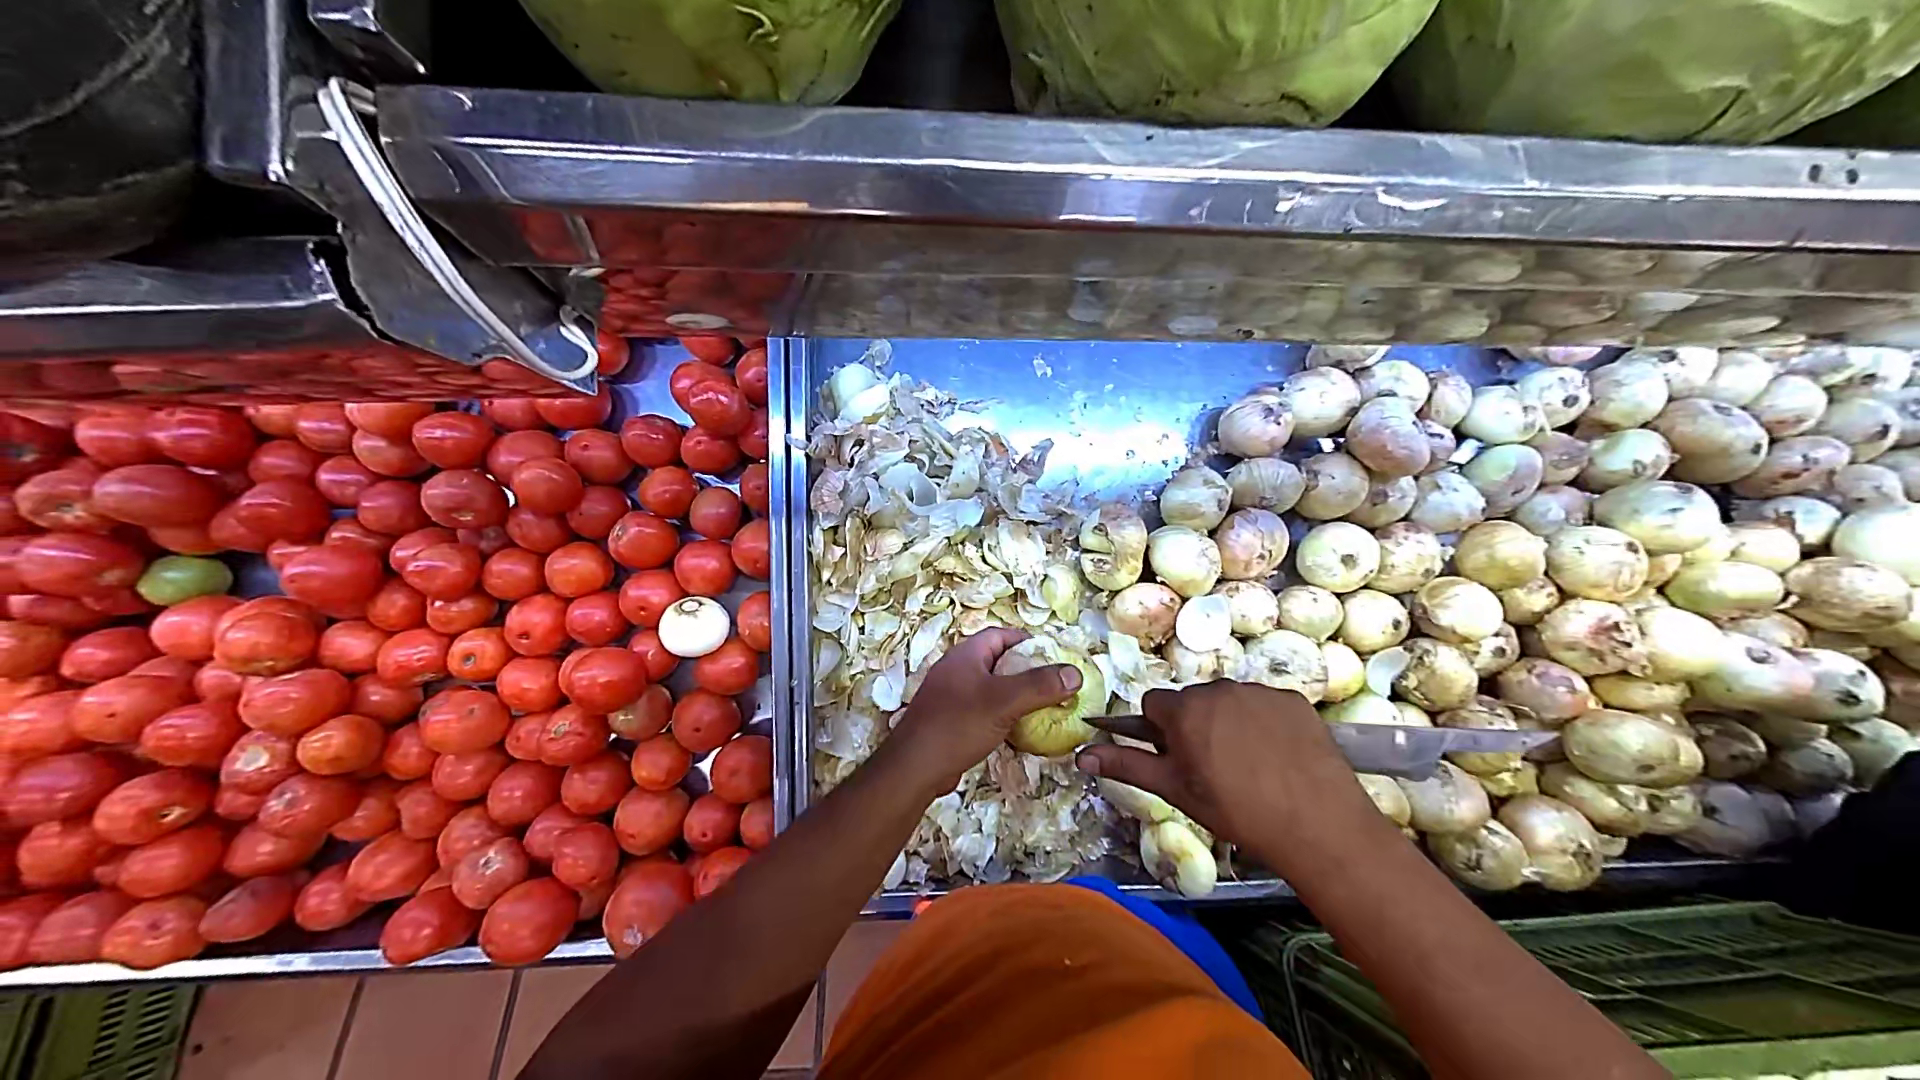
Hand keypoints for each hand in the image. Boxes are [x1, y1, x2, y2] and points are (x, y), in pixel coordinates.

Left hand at [874, 628, 1081, 797]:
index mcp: (966, 655)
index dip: (1026, 641)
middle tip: (1052, 683)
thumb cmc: (958, 724)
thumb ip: (1040, 685)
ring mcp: (951, 696)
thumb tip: (1074, 673)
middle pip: (997, 661)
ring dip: (1014, 695)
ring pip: (990, 687)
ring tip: (1041, 707)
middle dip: (1025, 670)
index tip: (1052, 654)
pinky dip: (1001, 714)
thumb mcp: (1004, 701)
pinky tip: (1017, 730)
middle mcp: (956, 670)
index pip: (1000, 635)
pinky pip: (982, 709)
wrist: (916, 767)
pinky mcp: (950, 721)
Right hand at [1075, 682, 1388, 873]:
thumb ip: (1126, 764)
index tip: (1179, 758)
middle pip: (1192, 700)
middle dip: (1195, 724)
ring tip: (1249, 763)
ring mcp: (1258, 691)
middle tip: (1213, 766)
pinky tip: (1277, 754)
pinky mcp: (1292, 698)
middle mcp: (1217, 689)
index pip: (1154, 705)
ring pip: (1228, 700)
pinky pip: (1265, 703)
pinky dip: (1265, 722)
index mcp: (1183, 710)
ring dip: (1228, 721)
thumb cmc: (1235, 810)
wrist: (1317, 824)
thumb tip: (1082, 756)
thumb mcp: (1174, 790)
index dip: (1162, 732)